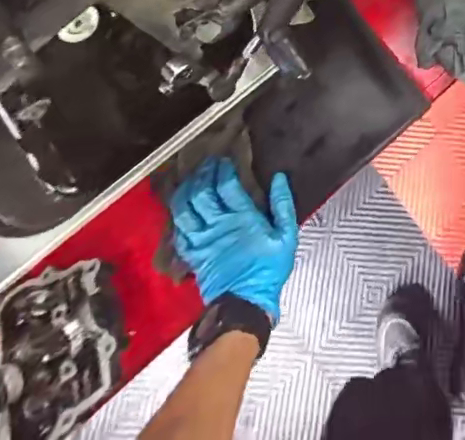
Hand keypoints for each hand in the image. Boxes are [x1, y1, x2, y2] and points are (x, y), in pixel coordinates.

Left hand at [170, 158, 298, 322]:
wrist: (245, 303)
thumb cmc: (269, 268)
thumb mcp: (287, 235)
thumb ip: (283, 205)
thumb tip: (278, 178)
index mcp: (242, 218)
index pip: (226, 186)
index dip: (222, 169)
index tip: (224, 160)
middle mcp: (218, 225)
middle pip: (201, 194)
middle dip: (202, 175)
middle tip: (206, 165)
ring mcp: (201, 241)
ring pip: (184, 211)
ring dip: (185, 192)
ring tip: (189, 181)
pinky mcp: (192, 255)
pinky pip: (179, 232)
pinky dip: (177, 217)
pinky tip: (180, 209)